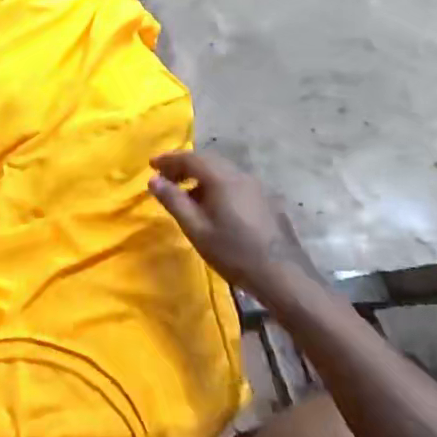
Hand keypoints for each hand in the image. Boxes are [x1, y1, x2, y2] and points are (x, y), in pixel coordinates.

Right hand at [148, 150, 318, 296]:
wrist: (285, 279)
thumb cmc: (234, 253)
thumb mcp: (196, 229)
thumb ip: (173, 201)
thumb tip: (153, 180)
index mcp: (224, 179)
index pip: (191, 158)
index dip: (169, 159)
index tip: (151, 165)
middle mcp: (243, 177)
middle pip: (209, 161)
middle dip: (184, 166)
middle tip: (165, 178)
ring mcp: (259, 189)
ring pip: (224, 173)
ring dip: (201, 177)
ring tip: (186, 194)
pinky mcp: (269, 203)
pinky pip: (236, 185)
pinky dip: (218, 187)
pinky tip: (214, 208)